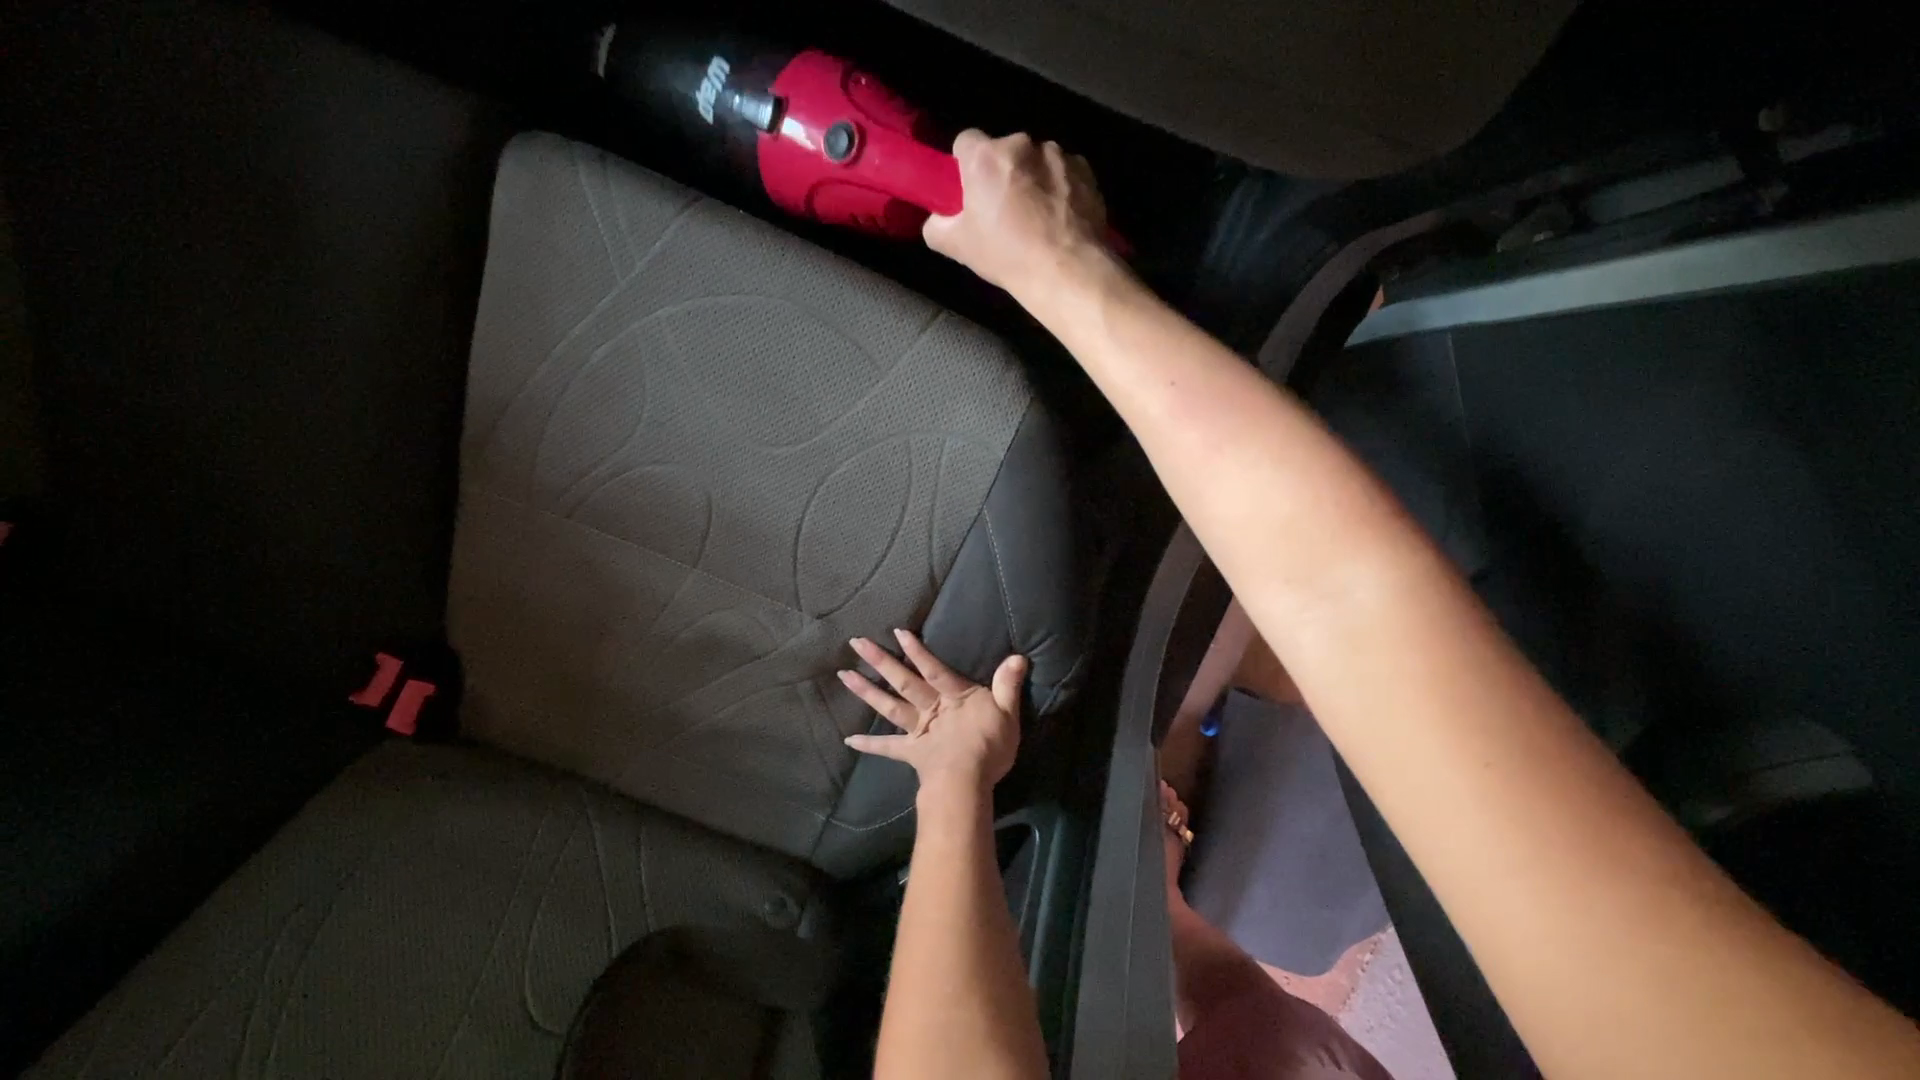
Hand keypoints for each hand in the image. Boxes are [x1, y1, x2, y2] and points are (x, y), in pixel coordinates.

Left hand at [838, 629, 1027, 794]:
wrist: (967, 783)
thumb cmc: (989, 747)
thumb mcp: (1008, 713)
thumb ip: (1008, 684)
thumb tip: (1018, 656)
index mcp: (954, 696)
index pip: (934, 668)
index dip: (917, 651)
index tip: (897, 632)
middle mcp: (931, 708)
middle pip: (903, 681)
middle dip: (880, 661)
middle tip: (856, 643)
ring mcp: (917, 730)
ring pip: (889, 706)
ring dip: (866, 691)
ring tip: (844, 675)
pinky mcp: (911, 753)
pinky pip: (887, 747)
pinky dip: (869, 744)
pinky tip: (849, 739)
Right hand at [923, 130, 1112, 298]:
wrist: (1067, 270)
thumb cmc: (1007, 255)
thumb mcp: (957, 247)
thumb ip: (936, 226)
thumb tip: (937, 220)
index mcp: (986, 157)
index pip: (965, 141)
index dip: (965, 164)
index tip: (970, 189)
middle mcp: (1022, 145)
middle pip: (1004, 151)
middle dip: (1003, 173)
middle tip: (1004, 211)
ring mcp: (1058, 154)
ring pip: (1036, 161)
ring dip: (1033, 180)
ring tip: (1037, 218)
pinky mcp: (1086, 169)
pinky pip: (1065, 172)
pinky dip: (1060, 188)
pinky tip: (1060, 218)